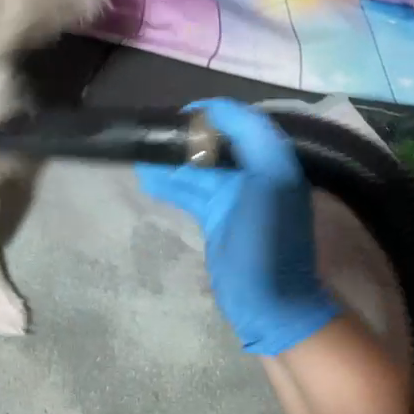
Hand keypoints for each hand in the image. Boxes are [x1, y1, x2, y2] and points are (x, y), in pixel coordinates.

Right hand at [136, 100, 338, 355]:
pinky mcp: (217, 219)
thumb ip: (250, 137)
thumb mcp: (268, 179)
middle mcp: (254, 173)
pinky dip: (170, 184)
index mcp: (272, 160)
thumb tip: (214, 111)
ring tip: (141, 154)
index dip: (212, 113)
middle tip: (152, 133)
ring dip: (172, 161)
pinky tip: (147, 179)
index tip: (179, 115)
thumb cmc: (270, 239)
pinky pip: (191, 192)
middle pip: (217, 143)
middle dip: (186, 137)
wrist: (271, 303)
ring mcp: (234, 198)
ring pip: (199, 168)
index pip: (240, 121)